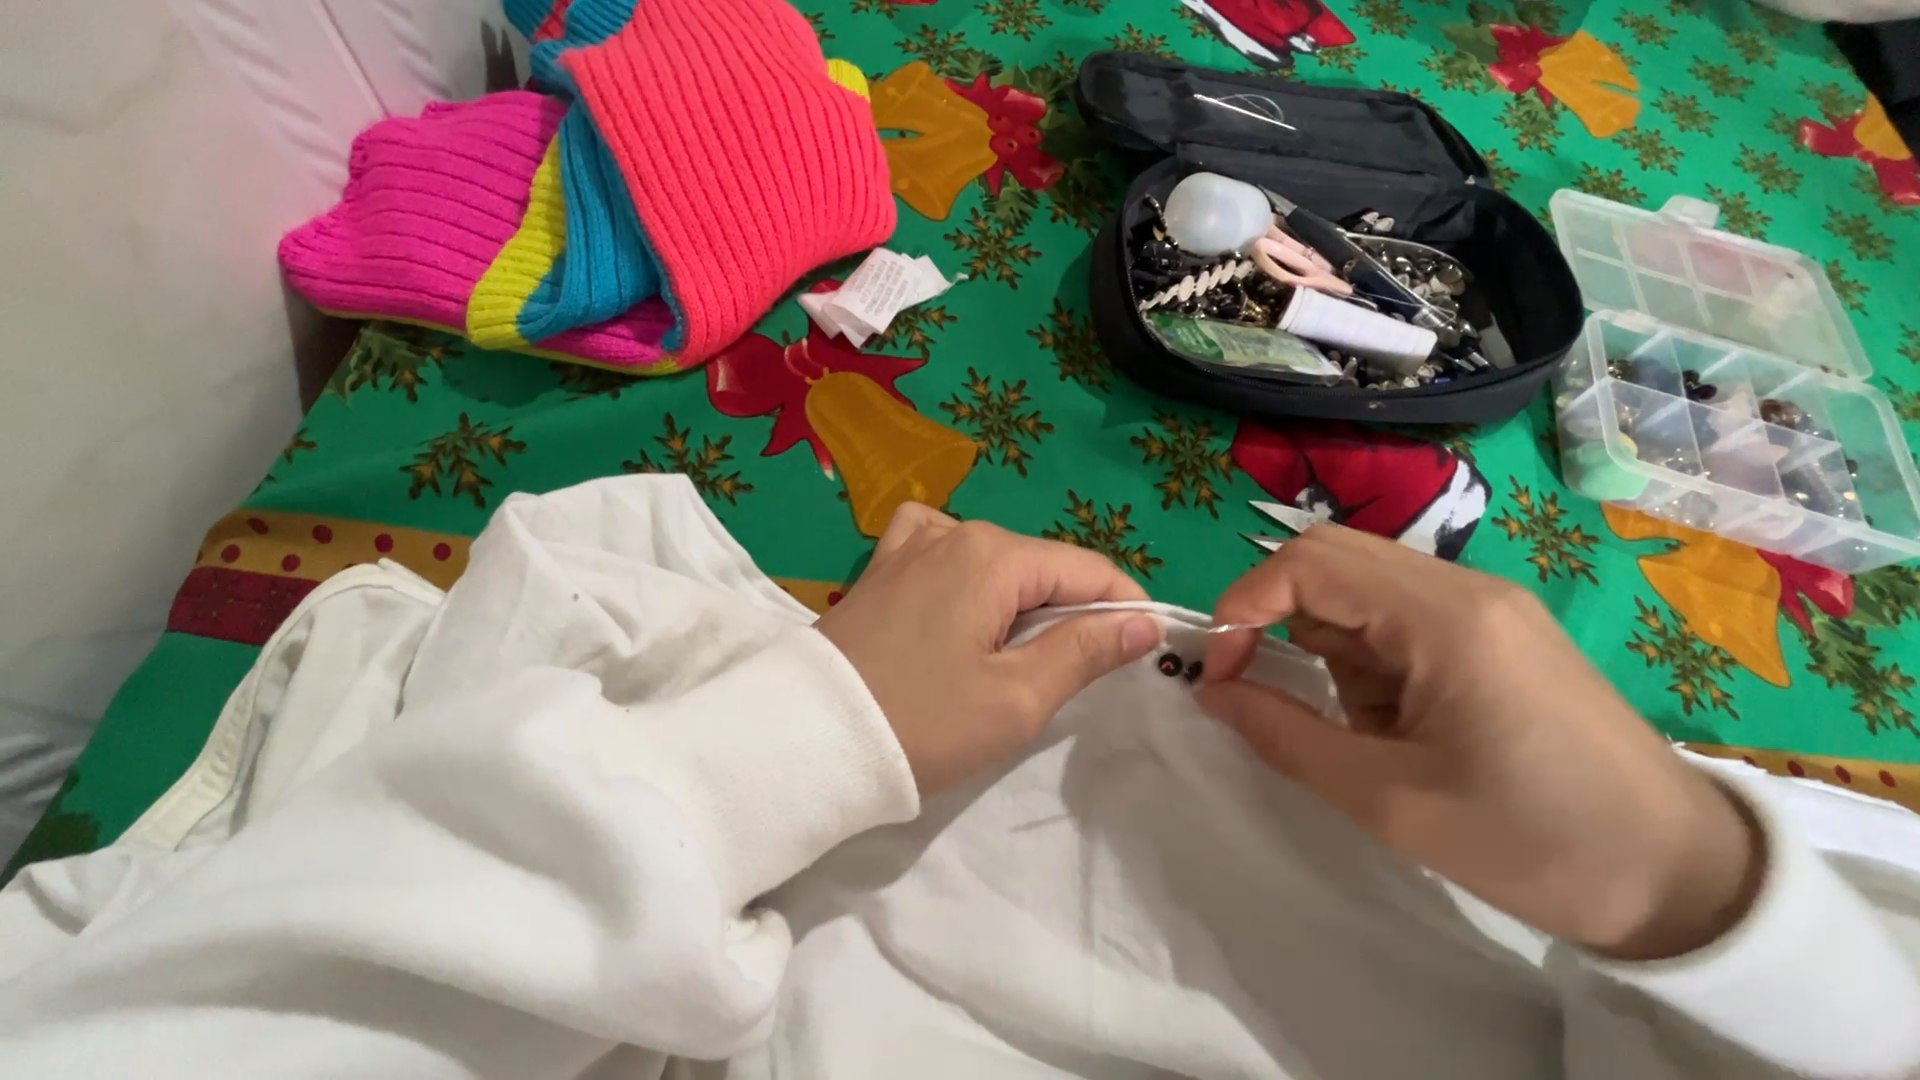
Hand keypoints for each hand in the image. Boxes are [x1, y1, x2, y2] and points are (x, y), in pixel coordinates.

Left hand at [816, 503, 1163, 794]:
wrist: (808, 739)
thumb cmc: (921, 723)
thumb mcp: (1016, 698)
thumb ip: (1084, 651)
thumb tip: (1142, 623)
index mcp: (994, 555)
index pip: (1089, 571)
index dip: (1124, 609)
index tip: (1139, 654)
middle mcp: (954, 533)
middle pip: (1042, 565)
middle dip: (1071, 611)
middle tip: (1068, 677)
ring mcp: (910, 545)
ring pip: (996, 560)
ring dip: (1020, 600)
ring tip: (1012, 654)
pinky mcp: (882, 568)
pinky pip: (940, 549)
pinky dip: (965, 571)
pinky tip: (960, 600)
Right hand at [1199, 525, 1764, 960]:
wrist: (1686, 881)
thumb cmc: (1533, 842)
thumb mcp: (1387, 800)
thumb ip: (1284, 735)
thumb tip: (1213, 692)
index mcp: (1443, 617)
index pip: (1306, 564)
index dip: (1242, 608)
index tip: (1221, 675)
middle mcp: (1463, 588)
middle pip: (1329, 557)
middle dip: (1274, 615)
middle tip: (1263, 684)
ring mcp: (1484, 605)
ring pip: (1358, 585)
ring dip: (1323, 641)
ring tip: (1353, 721)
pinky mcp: (1494, 630)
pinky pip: (1395, 614)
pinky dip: (1362, 654)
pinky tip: (1390, 716)